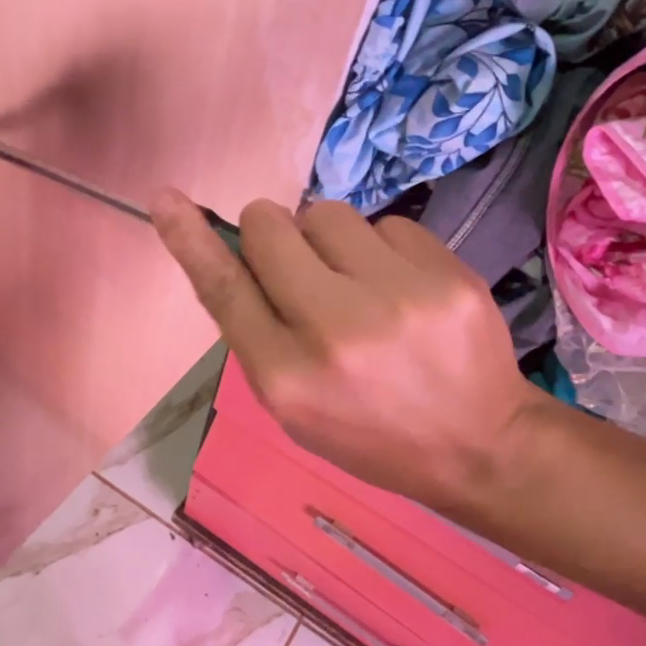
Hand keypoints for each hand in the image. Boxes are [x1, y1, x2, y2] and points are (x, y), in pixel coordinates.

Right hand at [151, 192, 549, 514]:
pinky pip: (385, 223)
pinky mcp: (446, 275)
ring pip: (326, 212)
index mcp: (288, 378)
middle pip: (269, 227)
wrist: (478, 445)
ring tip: (355, 282)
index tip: (167, 200)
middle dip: (270, 234)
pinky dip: (380, 249)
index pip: (224, 288)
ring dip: (326, 239)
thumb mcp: (293, 407)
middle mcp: (336, 332)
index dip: (190, 240)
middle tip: (296, 265)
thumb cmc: (367, 433)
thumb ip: (256, 333)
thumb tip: (224, 252)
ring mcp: (398, 298)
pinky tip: (399, 288)